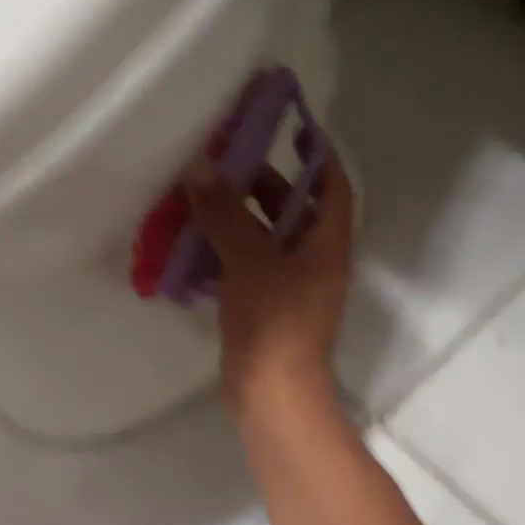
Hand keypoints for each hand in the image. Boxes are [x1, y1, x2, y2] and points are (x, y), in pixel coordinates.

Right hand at [185, 155, 355, 414]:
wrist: (273, 397)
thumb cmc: (274, 323)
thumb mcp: (249, 260)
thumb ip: (225, 213)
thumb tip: (200, 167)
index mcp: (327, 246)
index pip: (332, 187)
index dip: (316, 155)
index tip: (291, 127)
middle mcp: (314, 265)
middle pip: (295, 213)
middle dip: (263, 186)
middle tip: (227, 162)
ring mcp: (290, 293)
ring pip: (266, 244)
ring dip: (237, 222)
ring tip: (201, 200)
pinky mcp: (264, 315)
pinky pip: (246, 273)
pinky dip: (224, 257)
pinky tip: (193, 248)